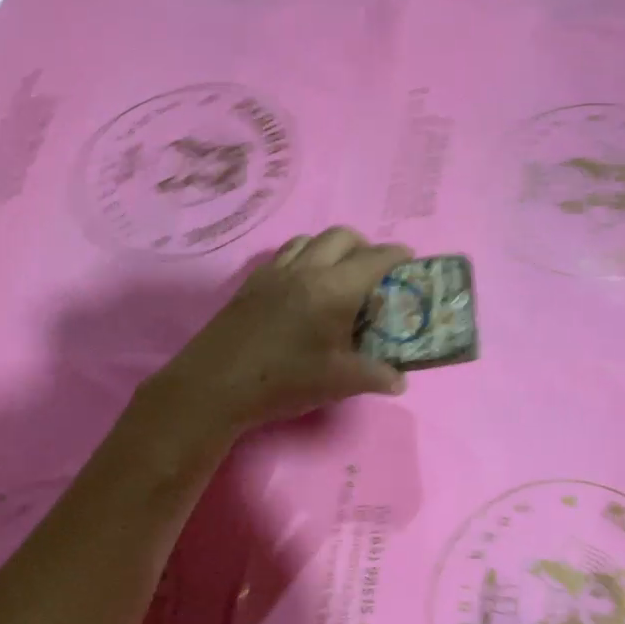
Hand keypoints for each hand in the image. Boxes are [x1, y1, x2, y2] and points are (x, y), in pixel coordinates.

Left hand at [143, 227, 410, 448]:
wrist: (215, 386)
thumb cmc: (285, 380)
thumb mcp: (340, 383)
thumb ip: (376, 376)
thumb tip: (399, 380)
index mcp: (334, 289)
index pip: (374, 258)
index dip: (396, 256)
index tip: (409, 261)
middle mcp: (306, 270)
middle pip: (342, 237)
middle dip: (365, 246)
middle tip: (375, 272)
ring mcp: (274, 273)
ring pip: (310, 240)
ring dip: (331, 249)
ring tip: (340, 276)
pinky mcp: (251, 284)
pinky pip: (285, 255)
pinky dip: (304, 259)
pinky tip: (304, 289)